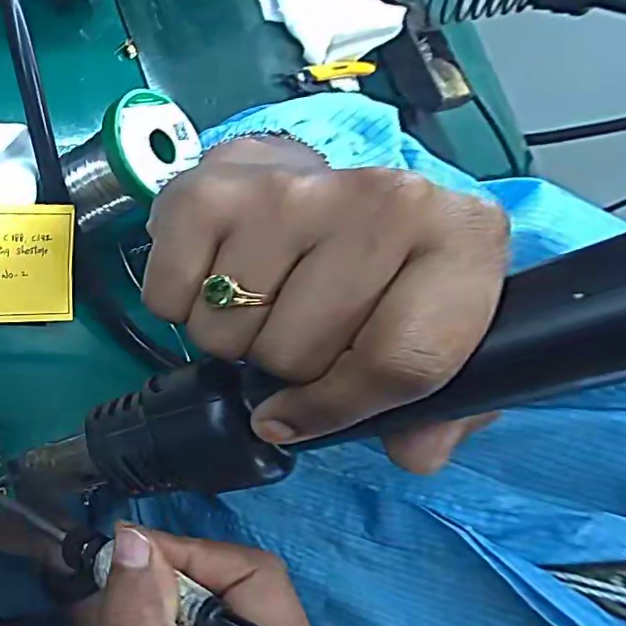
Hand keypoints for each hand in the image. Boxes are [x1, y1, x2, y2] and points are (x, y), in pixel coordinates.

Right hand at [143, 136, 509, 471]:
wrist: (280, 171)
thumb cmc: (355, 249)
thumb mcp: (423, 312)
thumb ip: (438, 395)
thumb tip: (412, 453)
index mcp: (458, 234)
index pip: (401, 363)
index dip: (340, 410)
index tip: (295, 420)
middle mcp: (375, 202)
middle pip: (295, 354)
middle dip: (276, 361)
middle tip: (281, 325)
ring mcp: (281, 195)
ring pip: (225, 333)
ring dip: (225, 336)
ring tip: (245, 299)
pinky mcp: (202, 198)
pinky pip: (167, 303)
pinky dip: (176, 308)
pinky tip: (205, 277)